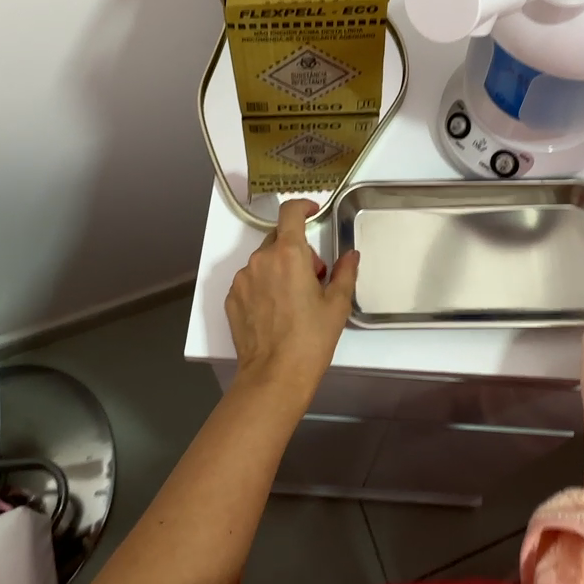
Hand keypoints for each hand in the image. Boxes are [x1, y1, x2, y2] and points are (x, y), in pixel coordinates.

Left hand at [225, 199, 359, 400]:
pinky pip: (250, 280)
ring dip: (279, 268)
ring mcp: (243, 278)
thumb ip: (345, 272)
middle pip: (279, 238)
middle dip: (297, 249)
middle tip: (314, 277)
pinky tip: (276, 311)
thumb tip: (351, 255)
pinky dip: (263, 286)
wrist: (274, 376)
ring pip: (264, 260)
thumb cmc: (310, 340)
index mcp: (289, 254)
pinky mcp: (232, 297)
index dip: (303, 206)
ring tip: (294, 299)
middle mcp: (261, 259)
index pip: (290, 212)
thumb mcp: (337, 305)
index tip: (313, 212)